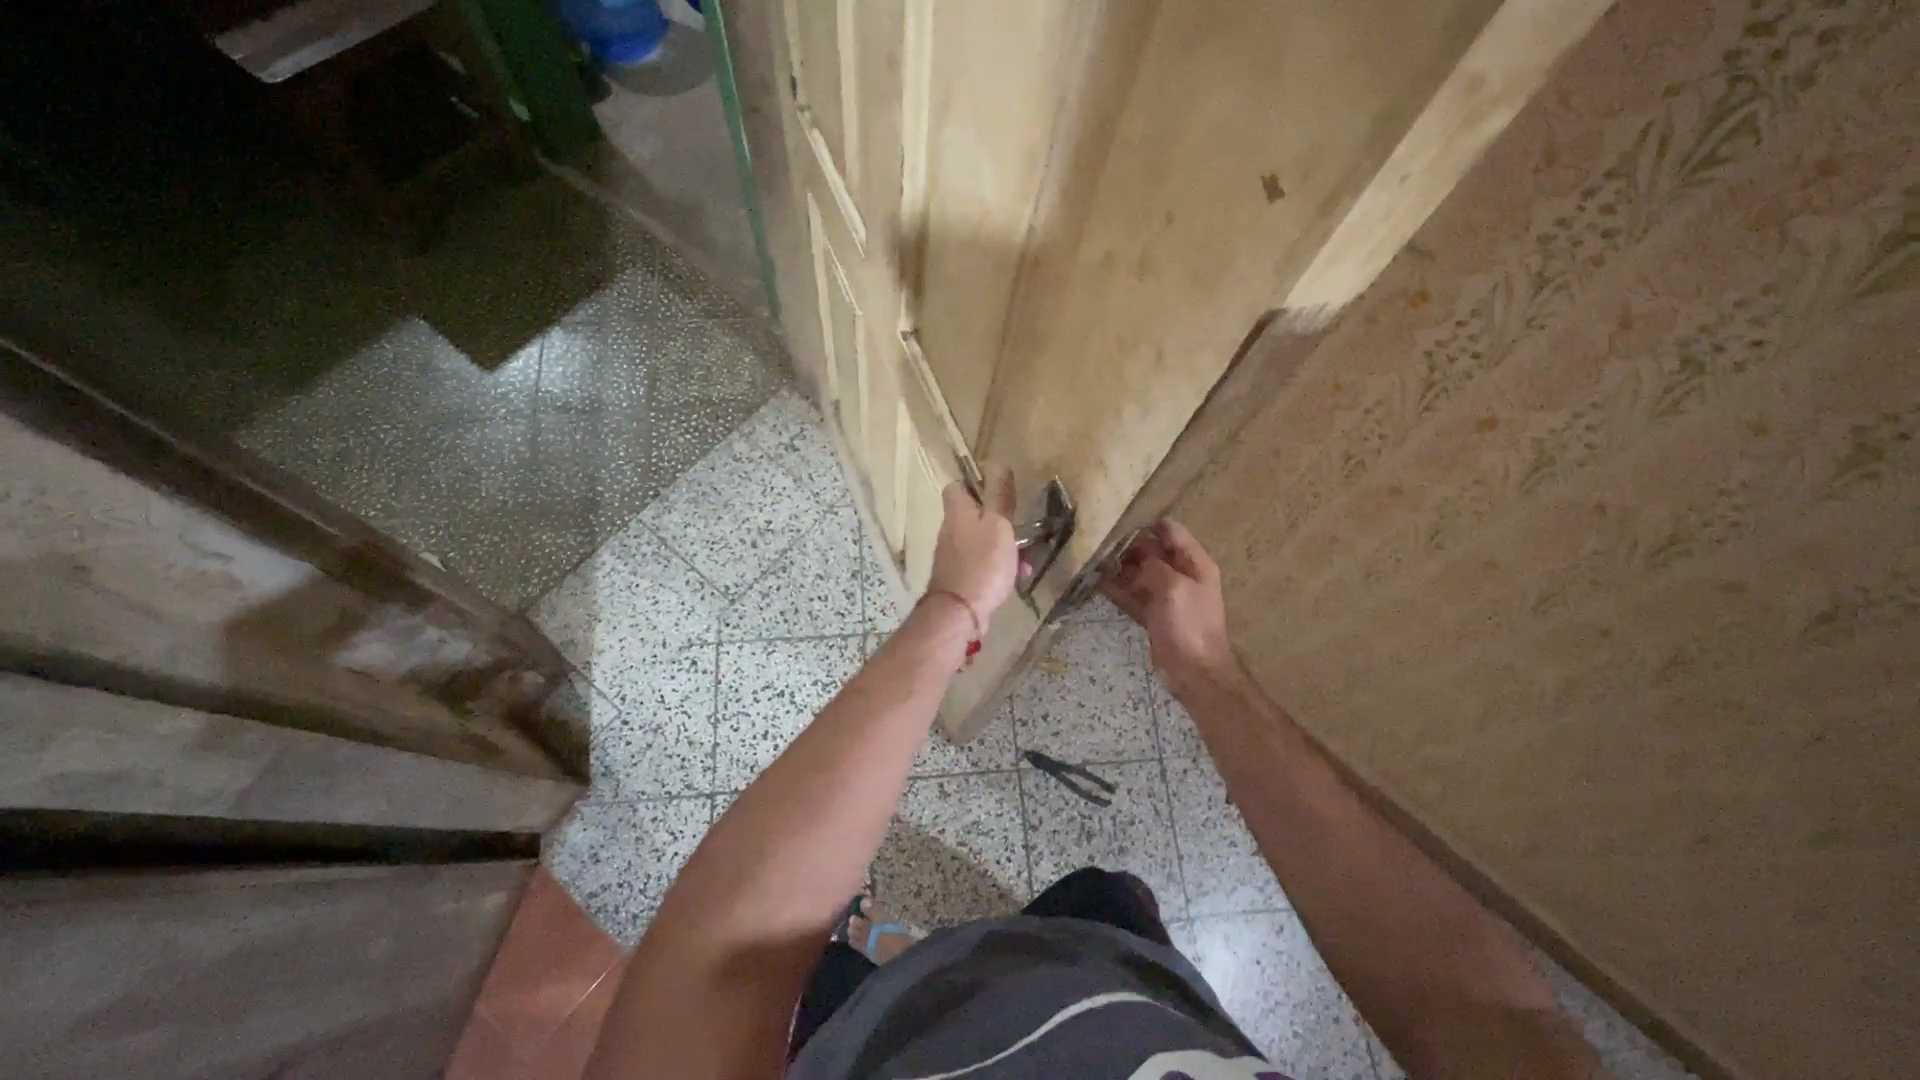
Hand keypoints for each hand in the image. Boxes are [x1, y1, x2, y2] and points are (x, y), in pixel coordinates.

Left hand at [927, 469, 1017, 623]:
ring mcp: (953, 557)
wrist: (960, 613)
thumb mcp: (998, 524)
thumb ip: (999, 496)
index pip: (956, 487)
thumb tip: (997, 464)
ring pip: (981, 542)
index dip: (975, 484)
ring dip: (1005, 546)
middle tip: (1020, 526)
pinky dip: (1000, 567)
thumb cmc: (982, 563)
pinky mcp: (960, 579)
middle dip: (999, 520)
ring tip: (1027, 557)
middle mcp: (950, 531)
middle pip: (972, 516)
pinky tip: (1018, 577)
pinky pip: (983, 565)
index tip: (997, 489)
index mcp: (957, 513)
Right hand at [1102, 520, 1236, 693]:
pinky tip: (1094, 582)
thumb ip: (1154, 566)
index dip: (1145, 525)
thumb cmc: (1190, 626)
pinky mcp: (1152, 613)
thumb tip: (1135, 558)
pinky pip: (1131, 593)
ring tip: (1091, 561)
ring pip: (1138, 572)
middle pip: (1151, 551)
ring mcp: (1165, 594)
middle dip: (1126, 547)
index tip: (1117, 523)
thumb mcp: (1174, 588)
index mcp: (1194, 563)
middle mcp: (1180, 574)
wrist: (1195, 672)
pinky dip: (1116, 588)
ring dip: (1117, 567)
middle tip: (1097, 544)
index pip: (1170, 530)